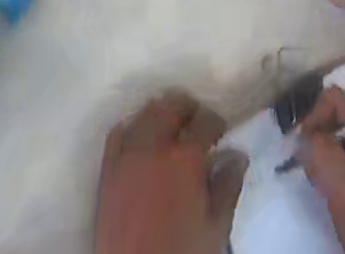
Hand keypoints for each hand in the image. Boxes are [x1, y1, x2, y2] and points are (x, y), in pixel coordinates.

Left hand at [94, 90, 246, 253]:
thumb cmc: (180, 253)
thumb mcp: (215, 228)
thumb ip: (228, 187)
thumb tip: (237, 156)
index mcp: (186, 159)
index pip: (206, 121)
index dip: (217, 123)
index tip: (221, 133)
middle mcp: (156, 148)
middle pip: (173, 106)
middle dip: (189, 108)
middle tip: (197, 122)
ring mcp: (128, 158)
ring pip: (145, 114)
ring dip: (161, 112)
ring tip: (171, 125)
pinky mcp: (107, 173)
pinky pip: (117, 135)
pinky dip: (130, 128)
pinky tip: (140, 136)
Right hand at [298, 88, 344, 253]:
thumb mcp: (341, 178)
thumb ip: (318, 148)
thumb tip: (299, 134)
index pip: (333, 99)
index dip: (315, 117)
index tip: (303, 145)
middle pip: (328, 113)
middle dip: (314, 138)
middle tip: (311, 166)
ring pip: (325, 133)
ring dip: (315, 155)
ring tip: (319, 179)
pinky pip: (327, 150)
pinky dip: (319, 165)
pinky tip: (322, 184)